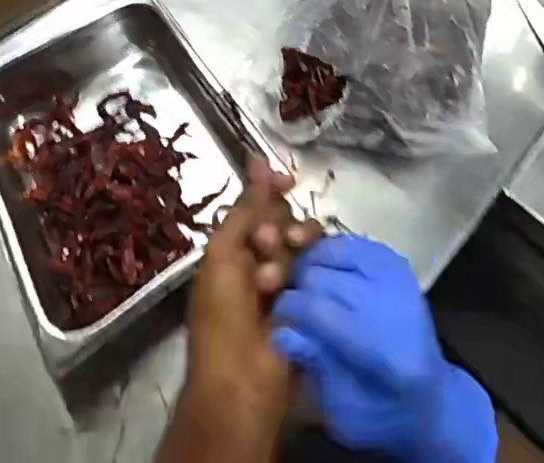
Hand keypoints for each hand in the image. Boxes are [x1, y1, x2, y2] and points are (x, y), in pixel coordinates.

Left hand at [157, 159, 322, 462]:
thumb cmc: (222, 315)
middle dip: (277, 227)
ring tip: (273, 278)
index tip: (286, 180)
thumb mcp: (223, 253)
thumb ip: (244, 208)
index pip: (257, 206)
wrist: (244, 382)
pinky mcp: (313, 303)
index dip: (270, 190)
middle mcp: (260, 260)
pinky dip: (310, 272)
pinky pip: (321, 272)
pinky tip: (295, 287)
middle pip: (284, 222)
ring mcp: (288, 282)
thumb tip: (256, 160)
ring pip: (304, 245)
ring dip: (289, 254)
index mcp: (233, 246)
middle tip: (266, 246)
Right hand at [272, 236, 496, 462]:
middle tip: (290, 302)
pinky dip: (326, 253)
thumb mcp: (343, 408)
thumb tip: (280, 329)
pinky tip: (322, 271)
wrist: (430, 399)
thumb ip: (313, 364)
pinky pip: (346, 242)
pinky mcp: (395, 263)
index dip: (287, 308)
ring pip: (329, 250)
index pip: (318, 309)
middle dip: (295, 286)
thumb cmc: (379, 411)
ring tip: (304, 286)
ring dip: (308, 265)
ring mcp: (398, 279)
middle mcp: (396, 306)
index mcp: (386, 351)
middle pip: (319, 275)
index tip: (277, 317)